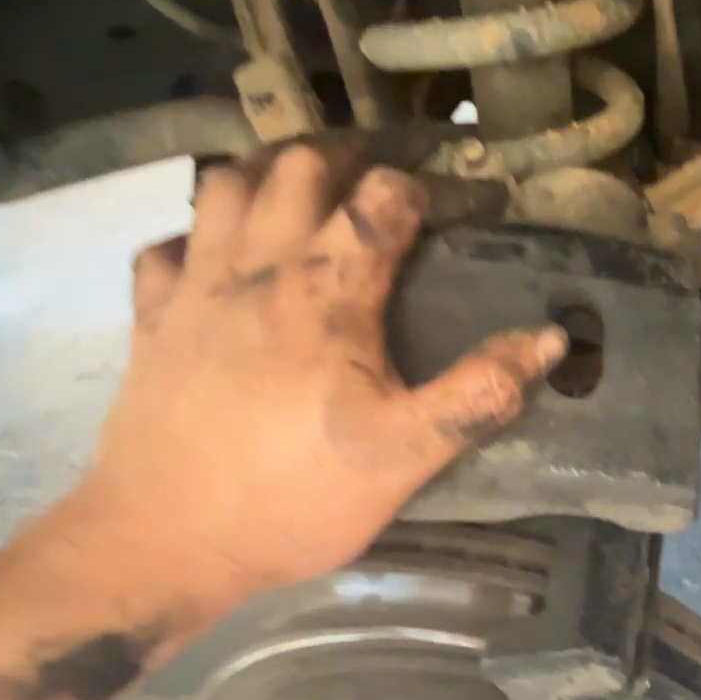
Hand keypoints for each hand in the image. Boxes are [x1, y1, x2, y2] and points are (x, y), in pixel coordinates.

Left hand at [81, 136, 566, 603]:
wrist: (162, 543)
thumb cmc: (295, 496)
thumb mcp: (406, 455)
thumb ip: (479, 393)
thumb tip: (550, 340)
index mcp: (325, 293)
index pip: (382, 199)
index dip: (429, 185)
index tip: (462, 202)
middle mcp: (256, 269)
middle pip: (297, 166)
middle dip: (348, 156)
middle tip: (384, 181)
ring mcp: (192, 288)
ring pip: (225, 185)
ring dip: (270, 172)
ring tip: (307, 192)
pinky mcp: (150, 320)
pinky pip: (167, 245)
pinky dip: (198, 233)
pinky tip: (220, 257)